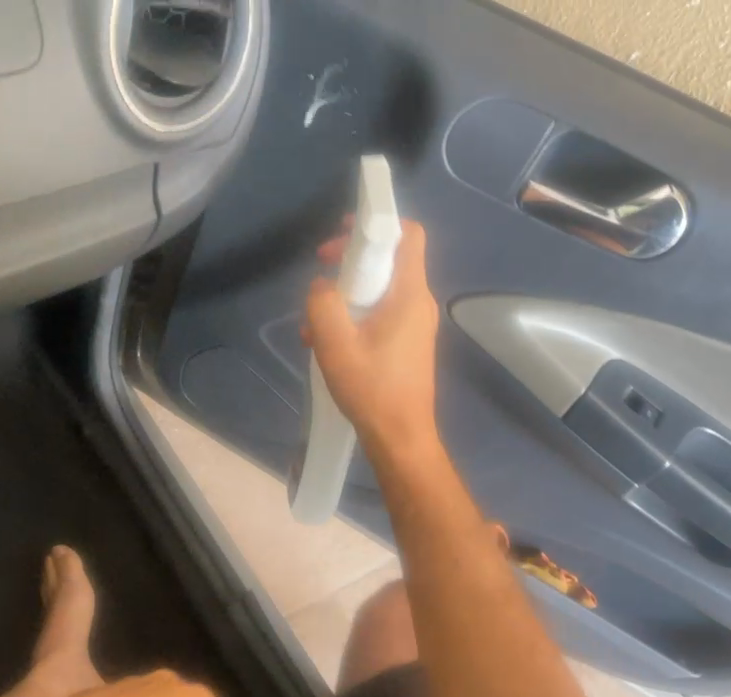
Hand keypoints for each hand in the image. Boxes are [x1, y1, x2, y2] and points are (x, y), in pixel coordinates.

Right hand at [302, 220, 441, 453]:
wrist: (400, 438)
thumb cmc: (372, 389)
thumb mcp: (334, 344)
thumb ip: (323, 304)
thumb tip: (321, 287)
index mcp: (409, 295)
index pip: (408, 235)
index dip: (377, 224)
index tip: (344, 235)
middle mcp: (418, 304)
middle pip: (388, 264)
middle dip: (349, 265)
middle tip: (319, 276)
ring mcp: (414, 327)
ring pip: (378, 295)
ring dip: (344, 301)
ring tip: (312, 327)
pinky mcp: (406, 348)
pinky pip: (379, 319)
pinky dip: (353, 322)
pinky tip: (325, 347)